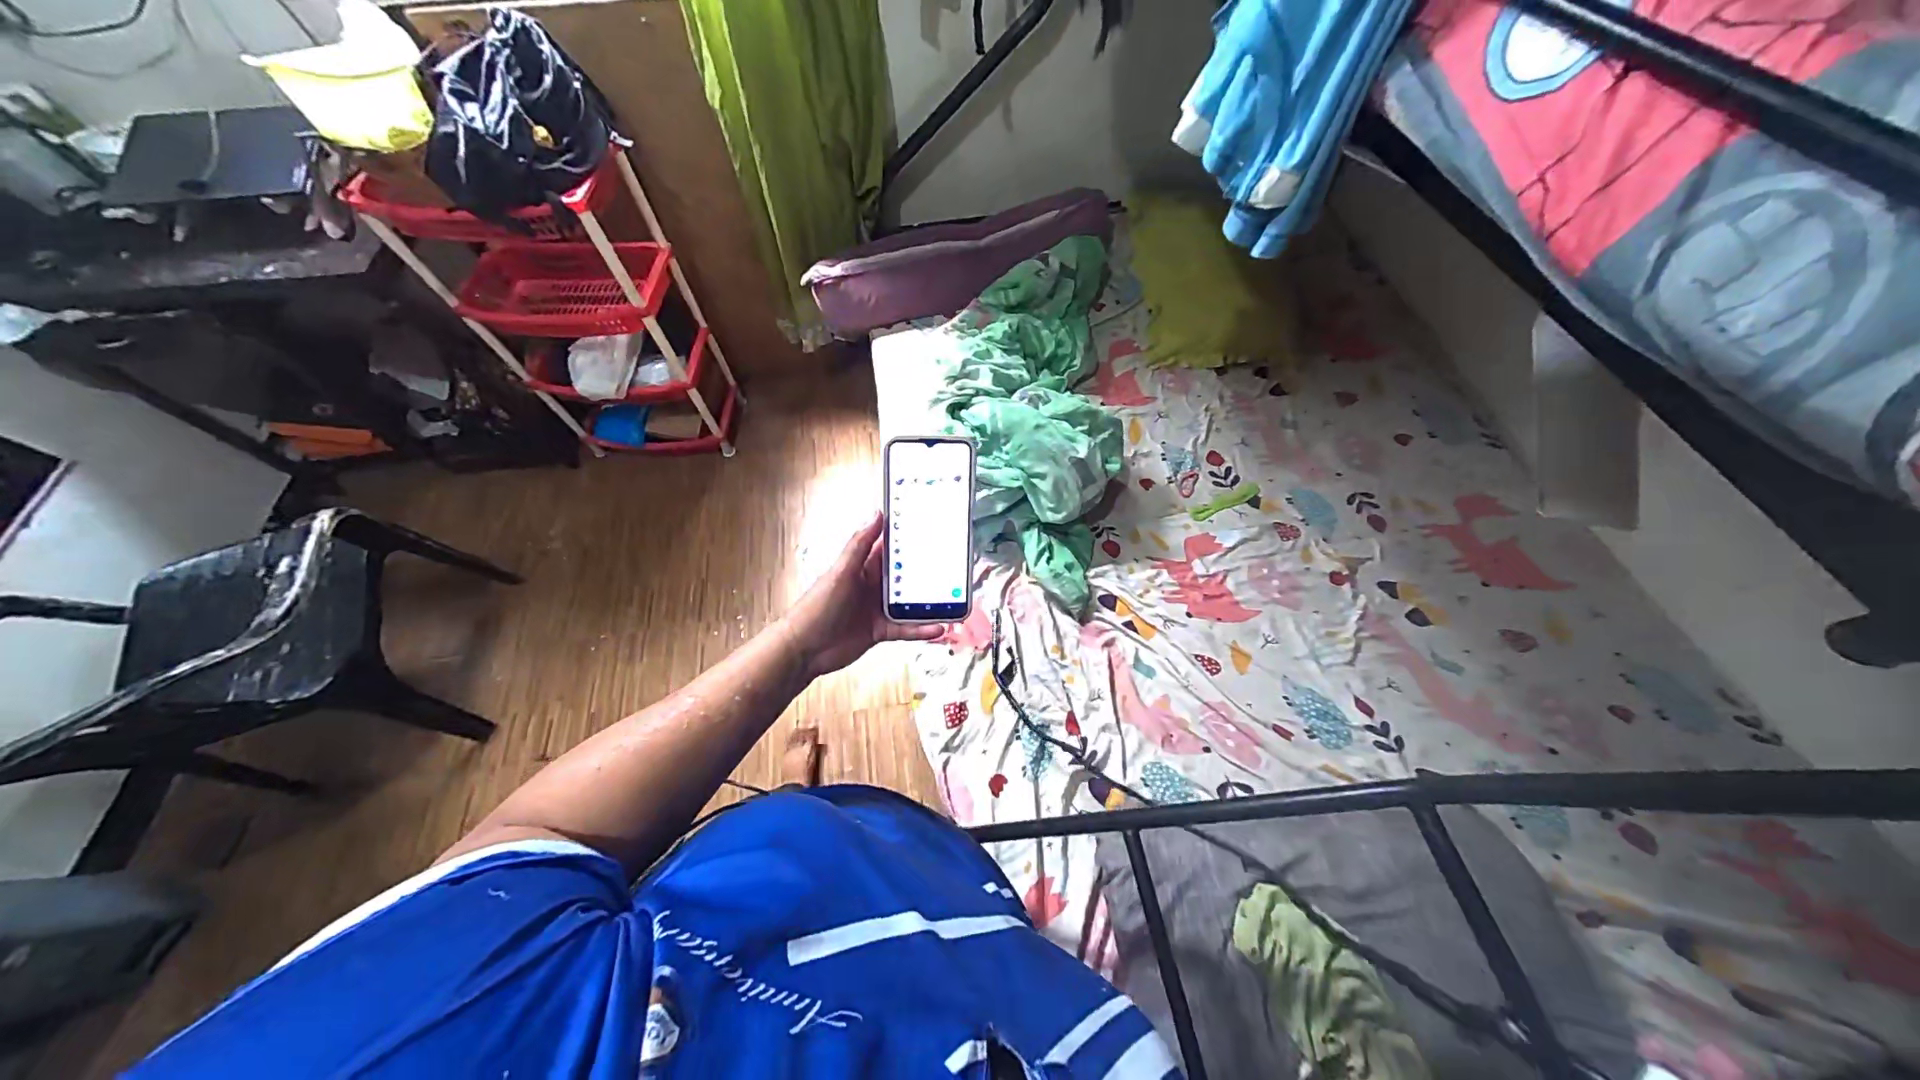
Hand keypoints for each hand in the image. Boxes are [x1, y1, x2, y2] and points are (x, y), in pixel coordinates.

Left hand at [782, 513, 945, 679]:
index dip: (908, 538)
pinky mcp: (880, 630)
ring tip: (953, 599)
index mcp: (863, 567)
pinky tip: (939, 628)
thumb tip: (878, 513)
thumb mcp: (841, 572)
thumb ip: (860, 544)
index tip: (932, 527)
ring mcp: (878, 609)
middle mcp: (873, 586)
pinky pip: (906, 629)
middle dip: (927, 571)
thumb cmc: (817, 607)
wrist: (804, 649)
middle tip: (953, 564)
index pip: (889, 547)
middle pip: (905, 576)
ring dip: (929, 602)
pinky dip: (922, 629)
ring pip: (910, 603)